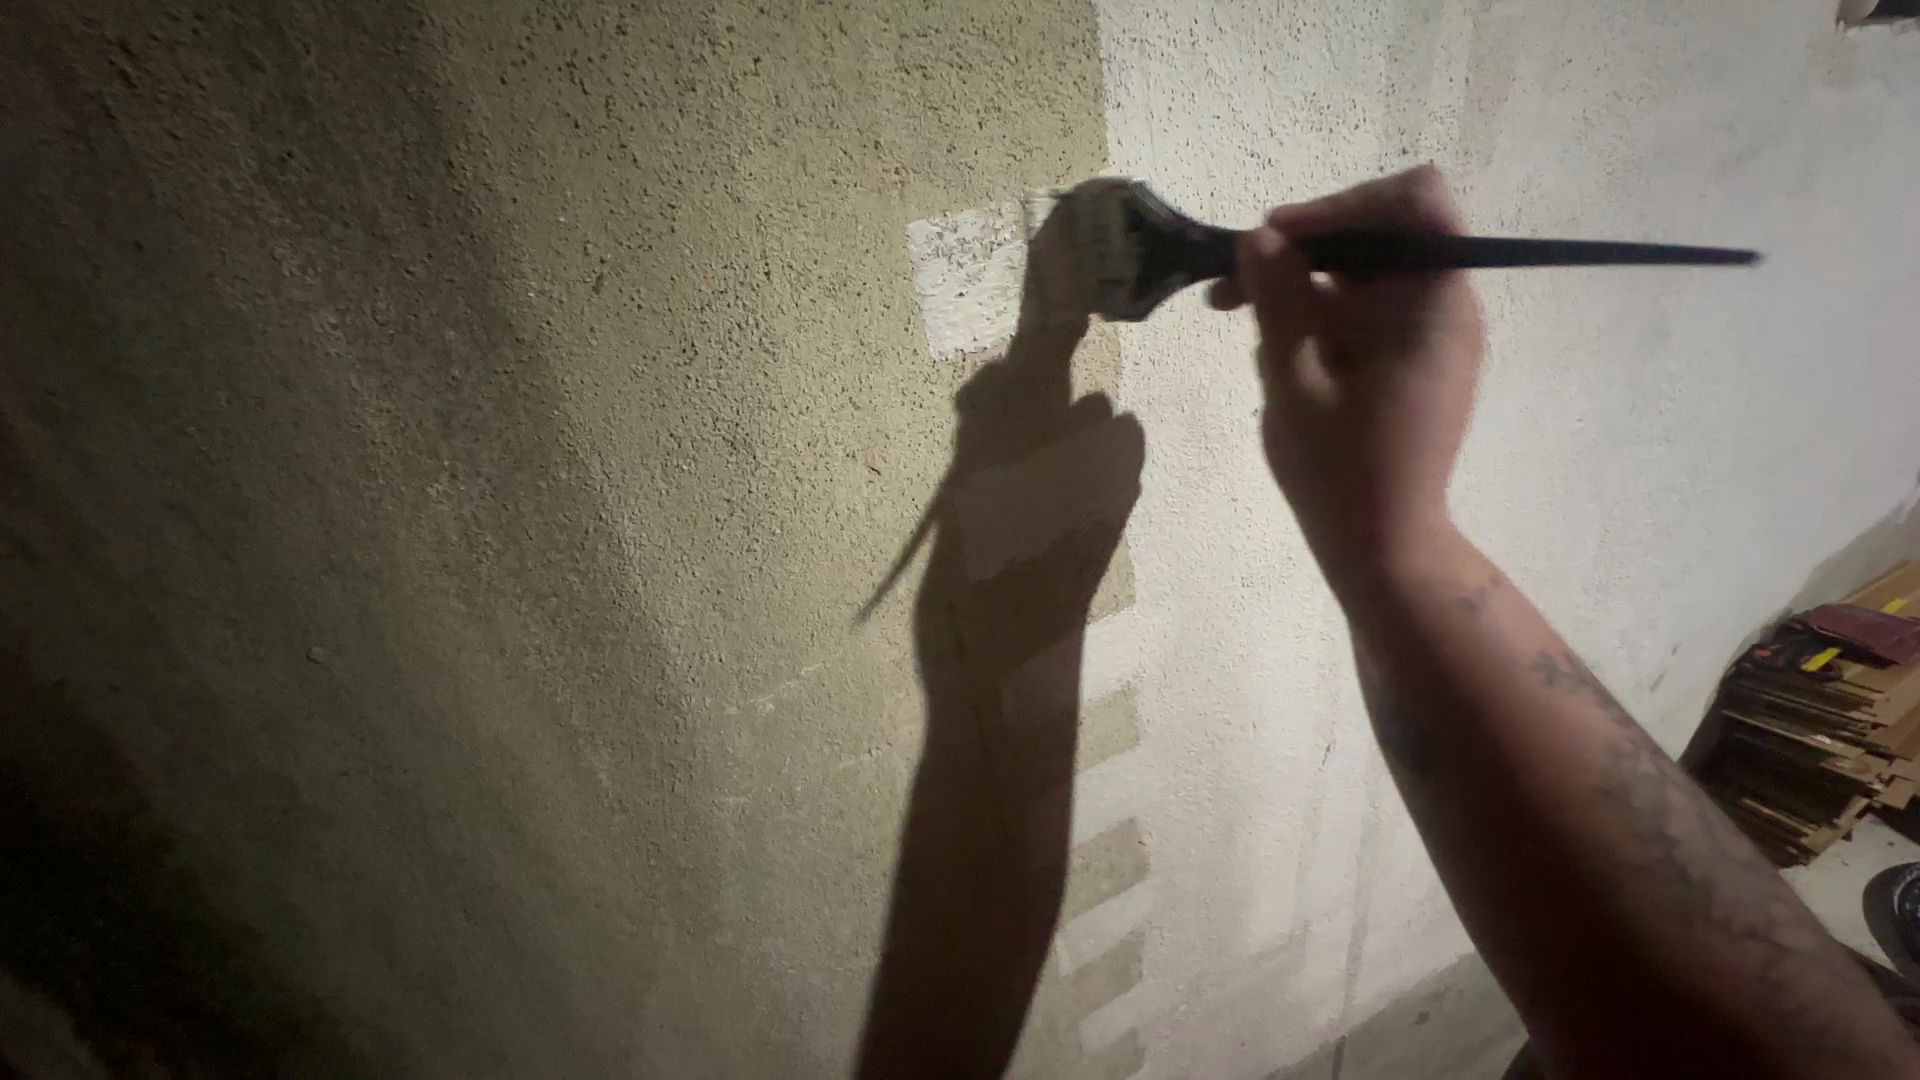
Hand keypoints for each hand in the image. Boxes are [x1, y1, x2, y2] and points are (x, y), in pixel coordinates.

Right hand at [1210, 165, 1484, 569]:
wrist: (1380, 541)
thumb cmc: (1339, 471)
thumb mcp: (1295, 383)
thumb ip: (1279, 304)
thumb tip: (1257, 236)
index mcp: (1432, 304)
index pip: (1411, 202)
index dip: (1338, 206)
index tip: (1272, 239)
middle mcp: (1442, 305)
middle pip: (1379, 234)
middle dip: (1301, 247)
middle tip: (1230, 284)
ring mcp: (1426, 333)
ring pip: (1362, 273)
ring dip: (1298, 283)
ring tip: (1237, 315)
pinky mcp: (1407, 358)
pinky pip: (1362, 311)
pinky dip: (1315, 314)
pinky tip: (1274, 347)